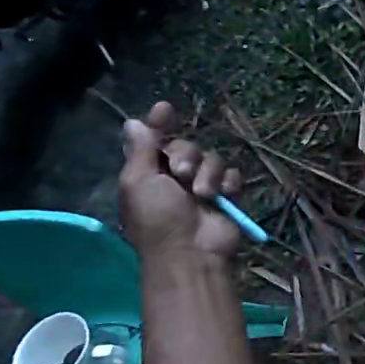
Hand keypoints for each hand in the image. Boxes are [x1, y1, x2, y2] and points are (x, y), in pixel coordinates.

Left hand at [119, 101, 245, 259]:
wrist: (192, 253)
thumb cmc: (158, 219)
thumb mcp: (139, 182)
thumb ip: (140, 150)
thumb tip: (132, 121)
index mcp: (149, 174)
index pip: (154, 140)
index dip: (159, 123)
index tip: (166, 109)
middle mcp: (176, 178)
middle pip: (186, 146)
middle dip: (186, 155)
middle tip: (181, 174)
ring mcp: (203, 187)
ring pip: (212, 158)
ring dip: (207, 173)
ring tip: (202, 194)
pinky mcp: (227, 196)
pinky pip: (232, 174)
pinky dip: (227, 183)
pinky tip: (221, 195)